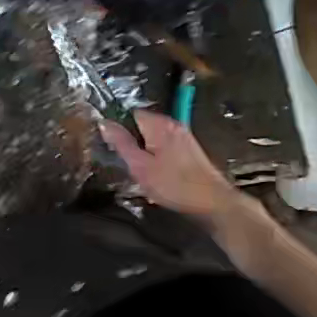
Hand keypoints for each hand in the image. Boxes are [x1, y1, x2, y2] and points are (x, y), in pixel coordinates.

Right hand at [100, 109, 241, 216]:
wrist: (213, 203)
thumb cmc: (173, 186)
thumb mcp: (140, 166)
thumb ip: (121, 143)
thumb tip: (104, 123)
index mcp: (159, 124)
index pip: (130, 113)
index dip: (118, 128)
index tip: (112, 147)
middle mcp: (173, 124)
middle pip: (142, 125)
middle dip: (133, 142)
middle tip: (129, 164)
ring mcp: (183, 136)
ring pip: (154, 137)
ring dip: (145, 152)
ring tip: (143, 173)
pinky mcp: (190, 149)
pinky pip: (165, 146)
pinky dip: (158, 157)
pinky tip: (159, 176)